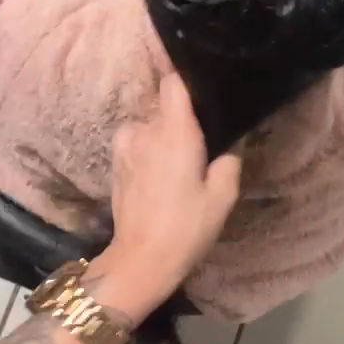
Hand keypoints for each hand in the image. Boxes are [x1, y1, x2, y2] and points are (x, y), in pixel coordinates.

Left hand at [91, 73, 241, 313]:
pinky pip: (137, 146)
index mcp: (173, 132)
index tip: (202, 94)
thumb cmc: (186, 227)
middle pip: (164, 109)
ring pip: (149, 129)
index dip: (187, 84)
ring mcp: (124, 147)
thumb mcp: (222, 197)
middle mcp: (144, 131)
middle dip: (181, 124)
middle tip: (200, 151)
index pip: (173, 84)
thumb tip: (227, 148)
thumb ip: (228, 162)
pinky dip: (148, 154)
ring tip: (179, 170)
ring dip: (162, 141)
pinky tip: (160, 181)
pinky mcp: (115, 164)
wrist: (141, 260)